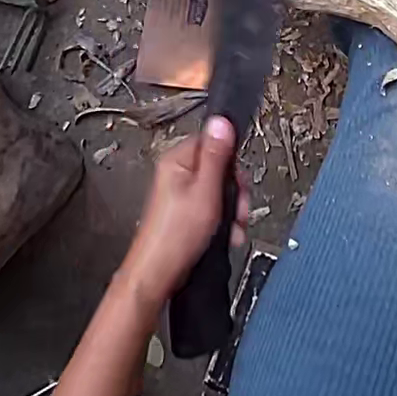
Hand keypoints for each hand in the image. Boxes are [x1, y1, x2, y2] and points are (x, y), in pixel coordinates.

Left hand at [117, 117, 249, 309]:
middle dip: (234, 191)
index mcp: (178, 159)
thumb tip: (221, 122)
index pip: (213, 142)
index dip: (231, 162)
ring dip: (231, 210)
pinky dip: (222, 222)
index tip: (237, 181)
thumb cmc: (175, 235)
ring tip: (231, 227)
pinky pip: (212, 208)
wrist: (159, 273)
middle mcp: (177, 173)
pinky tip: (225, 236)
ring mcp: (180, 193)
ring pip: (218, 190)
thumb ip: (216, 156)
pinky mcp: (185, 212)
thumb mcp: (206, 191)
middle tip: (236, 208)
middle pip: (219, 168)